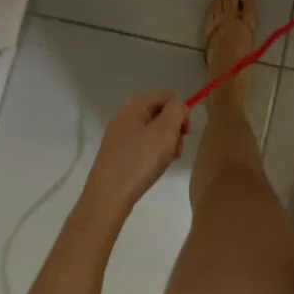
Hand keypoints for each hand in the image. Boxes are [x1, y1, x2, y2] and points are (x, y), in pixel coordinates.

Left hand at [81, 91, 188, 219]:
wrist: (107, 198)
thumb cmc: (139, 161)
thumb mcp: (165, 131)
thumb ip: (177, 110)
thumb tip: (179, 106)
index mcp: (135, 105)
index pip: (167, 95)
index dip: (181, 111)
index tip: (185, 134)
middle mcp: (124, 116)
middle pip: (160, 113)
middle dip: (173, 130)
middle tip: (176, 151)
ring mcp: (118, 136)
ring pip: (152, 131)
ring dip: (165, 144)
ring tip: (165, 162)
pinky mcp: (116, 154)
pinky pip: (142, 146)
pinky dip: (152, 154)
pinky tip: (152, 169)